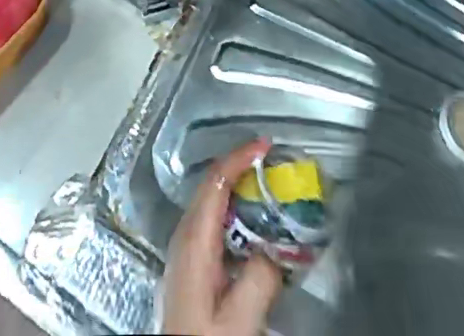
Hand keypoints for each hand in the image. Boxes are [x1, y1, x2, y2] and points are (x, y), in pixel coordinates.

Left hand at [162, 139, 284, 335]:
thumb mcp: (240, 319)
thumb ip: (261, 276)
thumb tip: (279, 243)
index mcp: (193, 241)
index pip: (214, 182)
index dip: (239, 157)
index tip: (266, 145)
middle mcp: (184, 238)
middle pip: (212, 186)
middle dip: (242, 167)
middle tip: (275, 162)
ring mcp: (185, 251)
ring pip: (212, 202)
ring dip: (240, 188)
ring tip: (271, 184)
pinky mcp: (192, 265)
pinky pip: (214, 220)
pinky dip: (236, 209)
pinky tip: (257, 221)